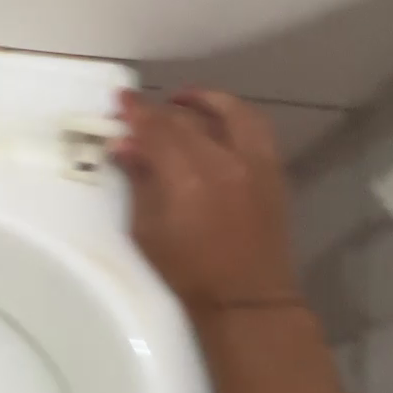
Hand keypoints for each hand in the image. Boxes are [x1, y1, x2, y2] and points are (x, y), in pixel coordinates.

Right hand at [109, 90, 301, 310]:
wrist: (244, 294)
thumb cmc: (185, 268)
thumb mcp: (147, 227)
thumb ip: (140, 180)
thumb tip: (126, 147)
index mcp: (190, 177)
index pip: (159, 130)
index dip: (137, 112)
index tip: (120, 99)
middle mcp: (227, 161)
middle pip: (191, 121)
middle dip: (162, 110)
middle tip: (139, 108)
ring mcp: (256, 163)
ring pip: (234, 114)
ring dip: (206, 103)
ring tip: (185, 101)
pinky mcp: (273, 172)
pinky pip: (254, 129)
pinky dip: (231, 117)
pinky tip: (215, 124)